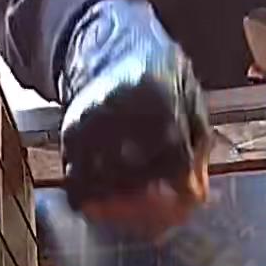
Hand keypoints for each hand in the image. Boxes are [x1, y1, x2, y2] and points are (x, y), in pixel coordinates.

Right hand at [60, 0, 211, 238]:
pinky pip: (79, 189)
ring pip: (106, 192)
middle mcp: (118, 113)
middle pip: (137, 182)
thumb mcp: (189, 97)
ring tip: (140, 212)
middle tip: (164, 217)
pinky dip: (97, 204)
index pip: (172, 159)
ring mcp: (89, 128)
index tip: (188, 204)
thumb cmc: (157, 75)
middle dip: (153, 207)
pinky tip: (113, 205)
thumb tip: (196, 196)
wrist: (106, 49)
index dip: (181, 189)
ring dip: (125, 211)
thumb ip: (196, 145)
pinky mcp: (69, 140)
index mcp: (156, 97)